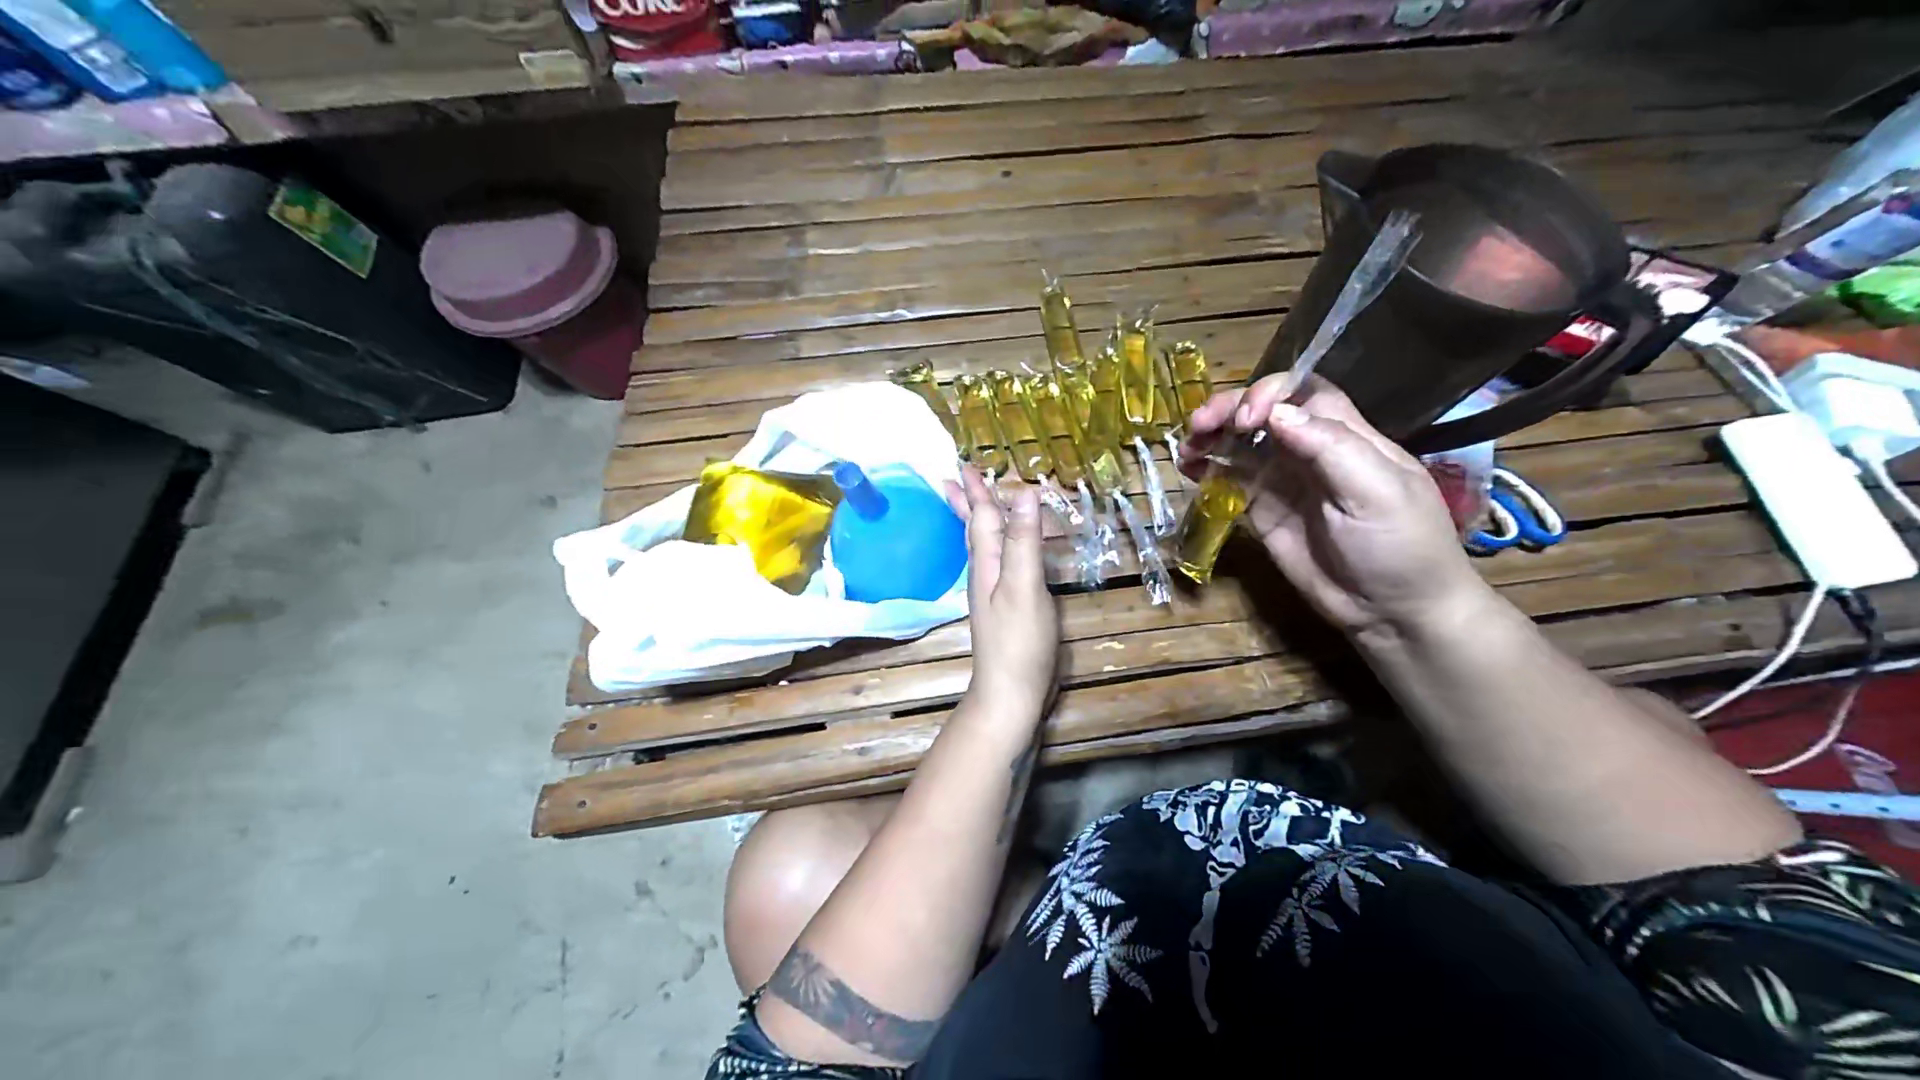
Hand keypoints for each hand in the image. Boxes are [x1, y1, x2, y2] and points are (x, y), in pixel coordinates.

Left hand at [943, 468, 1059, 715]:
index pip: (981, 518)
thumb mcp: (1023, 587)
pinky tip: (1005, 551)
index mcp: (987, 564)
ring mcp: (995, 593)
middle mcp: (986, 574)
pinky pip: (1000, 564)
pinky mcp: (1007, 608)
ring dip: (981, 522)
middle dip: (969, 503)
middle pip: (975, 530)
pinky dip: (1002, 546)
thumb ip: (1024, 542)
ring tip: (976, 504)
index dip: (977, 491)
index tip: (965, 465)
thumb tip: (1025, 493)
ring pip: (985, 547)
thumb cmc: (1018, 641)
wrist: (1010, 693)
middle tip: (958, 478)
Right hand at [1178, 374, 1486, 638]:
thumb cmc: (1400, 546)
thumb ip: (1330, 448)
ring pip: (1241, 444)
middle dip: (1228, 410)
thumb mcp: (1378, 492)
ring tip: (1187, 448)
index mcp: (1345, 436)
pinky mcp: (1263, 513)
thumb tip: (1277, 414)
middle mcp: (1309, 451)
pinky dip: (1208, 471)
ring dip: (1212, 437)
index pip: (1302, 392)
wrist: (1393, 611)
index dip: (1270, 392)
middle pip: (1263, 413)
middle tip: (1199, 426)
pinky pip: (1231, 482)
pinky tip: (1191, 470)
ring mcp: (1283, 482)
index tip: (1246, 419)